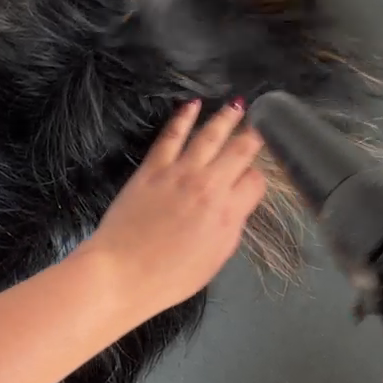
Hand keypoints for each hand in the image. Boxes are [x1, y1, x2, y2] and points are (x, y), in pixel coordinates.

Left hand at [76, 100, 268, 317]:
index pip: (255, 181)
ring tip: (236, 105)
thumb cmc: (170, 277)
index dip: (256, 178)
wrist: (123, 273)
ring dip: (225, 117)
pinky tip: (192, 105)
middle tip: (260, 123)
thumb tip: (235, 203)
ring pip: (209, 135)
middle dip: (252, 135)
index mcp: (228, 213)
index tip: (253, 175)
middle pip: (239, 150)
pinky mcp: (153, 168)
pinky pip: (172, 136)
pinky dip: (183, 118)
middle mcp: (209, 186)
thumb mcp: (216, 258)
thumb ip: (230, 225)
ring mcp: (180, 172)